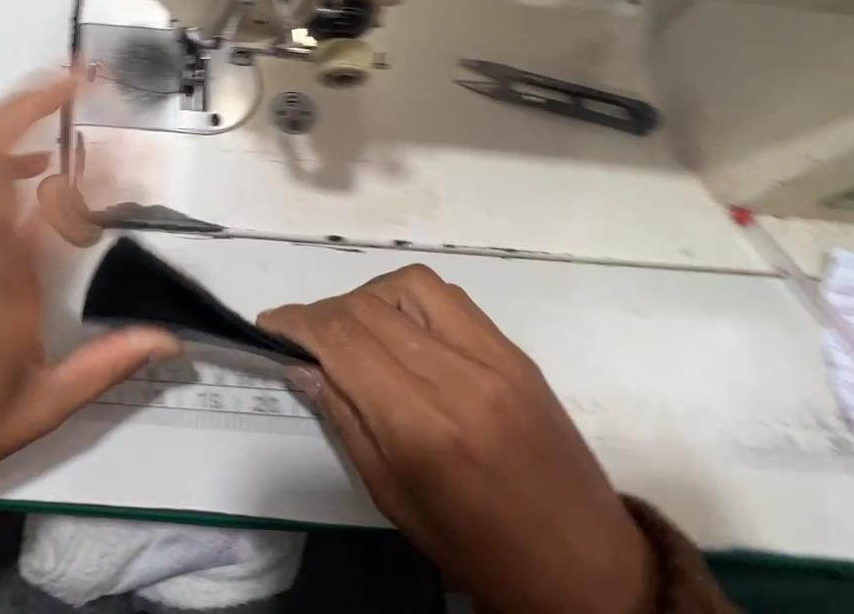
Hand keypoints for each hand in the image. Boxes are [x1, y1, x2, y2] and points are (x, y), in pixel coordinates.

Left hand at [0, 73, 180, 526]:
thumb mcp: (38, 410)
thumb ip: (105, 365)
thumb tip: (170, 339)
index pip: (48, 208)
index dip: (94, 169)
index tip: (136, 149)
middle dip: (32, 102)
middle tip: (84, 77)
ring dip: (10, 114)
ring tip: (62, 92)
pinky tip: (33, 163)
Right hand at [260, 266, 654, 613]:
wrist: (583, 568)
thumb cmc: (475, 547)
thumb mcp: (392, 497)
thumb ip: (345, 420)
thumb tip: (302, 364)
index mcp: (423, 425)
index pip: (343, 338)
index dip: (296, 321)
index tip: (270, 324)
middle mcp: (459, 377)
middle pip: (368, 306)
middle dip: (323, 312)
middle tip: (306, 337)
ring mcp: (495, 358)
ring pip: (410, 285)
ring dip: (367, 297)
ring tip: (355, 330)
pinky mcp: (517, 353)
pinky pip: (451, 298)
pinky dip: (410, 300)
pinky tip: (401, 330)